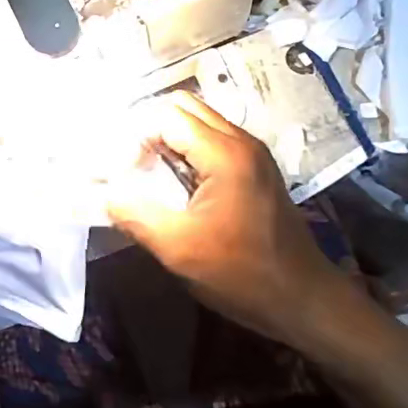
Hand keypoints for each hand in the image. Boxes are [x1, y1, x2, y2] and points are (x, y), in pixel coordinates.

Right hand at [107, 91, 361, 346]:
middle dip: (150, 129)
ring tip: (149, 176)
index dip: (136, 138)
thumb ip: (134, 214)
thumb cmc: (242, 274)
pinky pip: (212, 142)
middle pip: (184, 108)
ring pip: (199, 123)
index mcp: (225, 153)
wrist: (305, 300)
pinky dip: (187, 152)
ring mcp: (252, 153)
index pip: (166, 115)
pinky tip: (176, 186)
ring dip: (168, 140)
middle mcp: (241, 141)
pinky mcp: (255, 169)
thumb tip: (102, 192)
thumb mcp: (179, 250)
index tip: (126, 173)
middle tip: (133, 166)